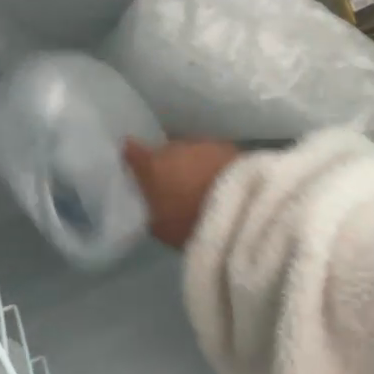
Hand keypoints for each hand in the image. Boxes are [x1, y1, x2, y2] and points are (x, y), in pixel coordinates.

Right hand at [124, 138, 239, 248]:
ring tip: (201, 184)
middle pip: (164, 153)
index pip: (132, 152)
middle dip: (168, 165)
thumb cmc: (191, 223)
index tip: (133, 164)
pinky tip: (220, 183)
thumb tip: (152, 205)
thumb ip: (152, 212)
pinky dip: (213, 166)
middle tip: (174, 185)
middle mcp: (173, 148)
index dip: (132, 157)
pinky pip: (213, 155)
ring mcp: (203, 144)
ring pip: (191, 152)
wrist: (242, 210)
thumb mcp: (161, 229)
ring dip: (192, 164)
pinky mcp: (229, 147)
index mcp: (151, 166)